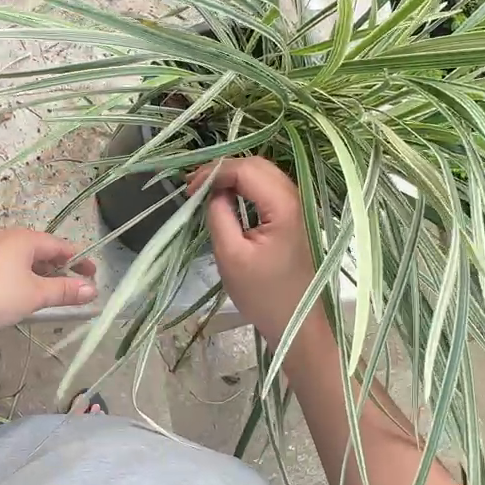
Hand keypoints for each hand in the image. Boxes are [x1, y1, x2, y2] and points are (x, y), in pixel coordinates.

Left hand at [0, 229, 97, 333]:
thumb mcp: (34, 295)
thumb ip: (63, 291)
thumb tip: (91, 289)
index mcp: (25, 239)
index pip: (61, 246)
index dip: (79, 260)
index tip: (93, 275)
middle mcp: (5, 237)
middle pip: (40, 250)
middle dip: (58, 268)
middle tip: (71, 287)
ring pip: (19, 258)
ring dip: (37, 274)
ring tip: (45, 294)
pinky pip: (2, 265)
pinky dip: (17, 277)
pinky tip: (13, 295)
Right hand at [187, 158, 325, 341]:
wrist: (296, 321)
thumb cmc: (263, 294)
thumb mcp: (230, 255)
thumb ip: (218, 215)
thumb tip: (211, 191)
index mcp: (282, 206)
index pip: (244, 169)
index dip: (213, 173)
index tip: (188, 191)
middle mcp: (293, 197)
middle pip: (255, 164)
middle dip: (221, 169)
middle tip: (193, 187)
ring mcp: (295, 205)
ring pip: (261, 172)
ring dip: (231, 176)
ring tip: (204, 190)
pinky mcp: (291, 215)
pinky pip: (265, 187)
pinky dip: (243, 186)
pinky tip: (224, 196)